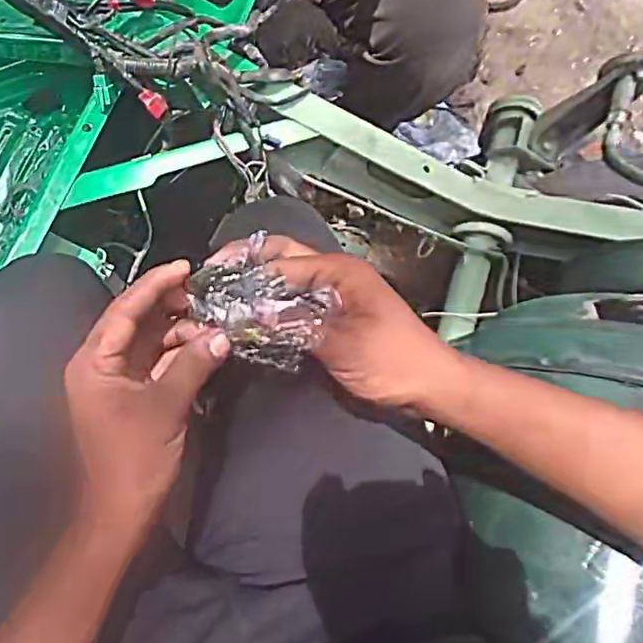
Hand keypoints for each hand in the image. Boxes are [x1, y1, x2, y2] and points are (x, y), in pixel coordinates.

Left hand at [64, 261, 231, 535]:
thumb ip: (192, 365)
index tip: (186, 267)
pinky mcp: (133, 397)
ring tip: (213, 324)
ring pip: (149, 342)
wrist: (120, 513)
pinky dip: (179, 355)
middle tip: (207, 297)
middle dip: (172, 307)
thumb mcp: (165, 406)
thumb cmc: (134, 459)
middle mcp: (100, 364)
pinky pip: (156, 364)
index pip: (124, 310)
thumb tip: (220, 335)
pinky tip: (205, 347)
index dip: (155, 285)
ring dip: (179, 332)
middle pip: (136, 322)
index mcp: (94, 361)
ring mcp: (117, 381)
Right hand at [204, 235, 461, 412]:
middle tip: (213, 275)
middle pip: (282, 257)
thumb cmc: (395, 362)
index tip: (213, 281)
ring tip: (224, 294)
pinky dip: (271, 305)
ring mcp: (332, 295)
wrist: (429, 386)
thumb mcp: (344, 345)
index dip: (246, 271)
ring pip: (286, 278)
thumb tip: (254, 313)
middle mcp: (334, 276)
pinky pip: (294, 302)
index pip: (282, 262)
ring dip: (256, 282)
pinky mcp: (330, 316)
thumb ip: (298, 326)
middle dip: (246, 262)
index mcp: (340, 272)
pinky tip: (250, 317)